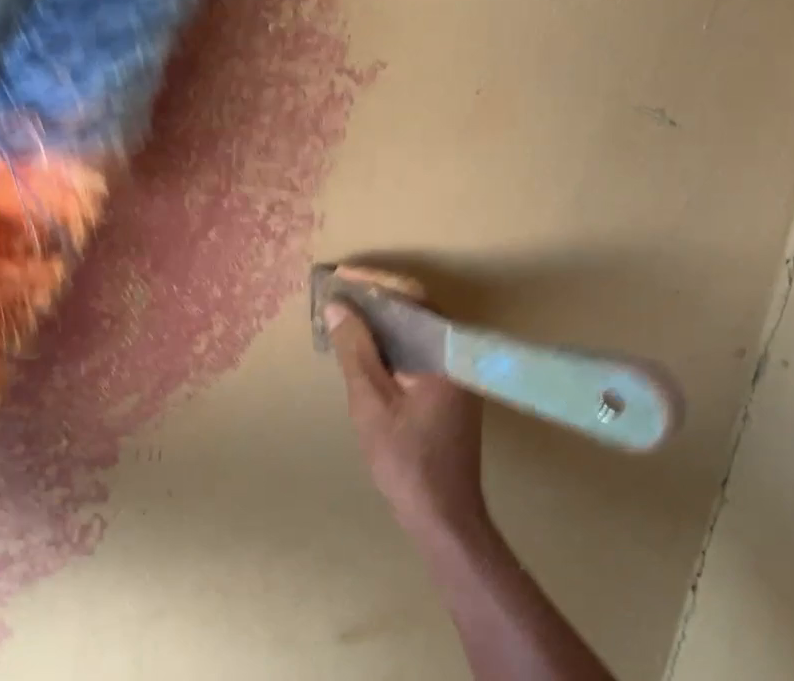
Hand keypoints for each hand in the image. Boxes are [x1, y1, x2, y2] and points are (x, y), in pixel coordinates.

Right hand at [325, 278, 485, 536]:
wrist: (443, 516)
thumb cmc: (405, 459)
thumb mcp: (370, 401)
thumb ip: (356, 349)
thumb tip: (338, 305)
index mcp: (445, 353)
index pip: (411, 297)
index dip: (375, 282)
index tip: (341, 278)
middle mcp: (456, 357)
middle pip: (415, 311)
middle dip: (375, 299)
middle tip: (337, 296)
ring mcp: (455, 376)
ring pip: (415, 333)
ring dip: (380, 323)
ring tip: (343, 318)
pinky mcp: (447, 393)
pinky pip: (417, 353)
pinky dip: (389, 346)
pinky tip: (362, 352)